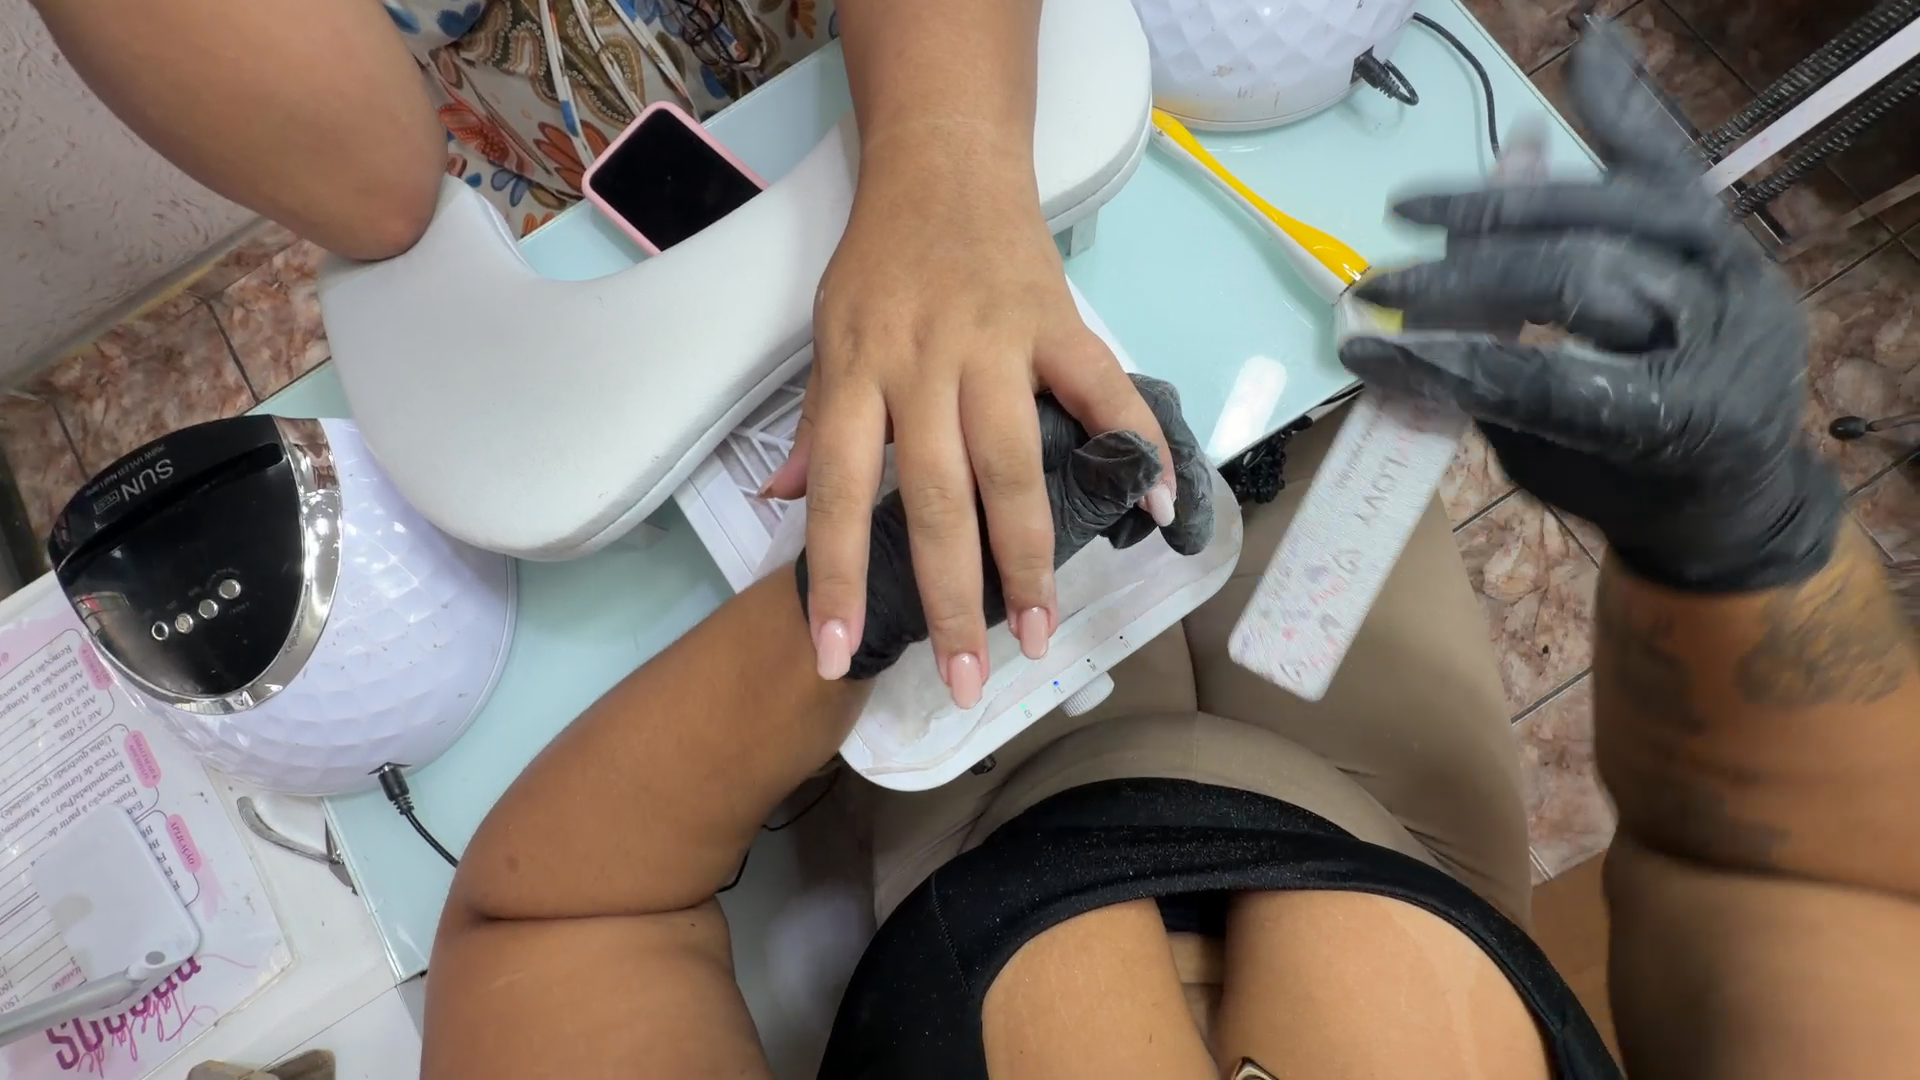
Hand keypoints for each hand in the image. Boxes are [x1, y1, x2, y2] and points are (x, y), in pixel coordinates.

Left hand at [765, 150, 1176, 702]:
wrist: (943, 165)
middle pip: (939, 499)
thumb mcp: (826, 336)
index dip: (837, 580)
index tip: (835, 660)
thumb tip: (782, 506)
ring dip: (1031, 557)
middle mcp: (924, 367)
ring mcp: (996, 344)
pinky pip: (1102, 390)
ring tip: (1041, 630)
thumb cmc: (879, 262)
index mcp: (858, 374)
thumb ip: (813, 427)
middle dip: (952, 600)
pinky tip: (1159, 506)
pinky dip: (1136, 444)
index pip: (842, 494)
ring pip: (1014, 465)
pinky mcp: (1059, 323)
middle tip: (967, 680)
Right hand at [1337, 26, 1842, 592]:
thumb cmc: (1616, 484)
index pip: (1535, 376)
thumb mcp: (1541, 460)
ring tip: (1412, 204)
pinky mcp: (1723, 235)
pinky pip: (1666, 164)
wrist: (1727, 479)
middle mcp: (1720, 326)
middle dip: (1459, 278)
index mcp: (1671, 416)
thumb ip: (1487, 389)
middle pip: (1572, 276)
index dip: (1435, 362)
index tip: (1355, 353)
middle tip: (1377, 284)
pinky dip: (1623, 109)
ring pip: (1610, 208)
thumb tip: (1406, 329)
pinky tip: (1586, 51)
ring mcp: (1731, 266)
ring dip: (1500, 202)